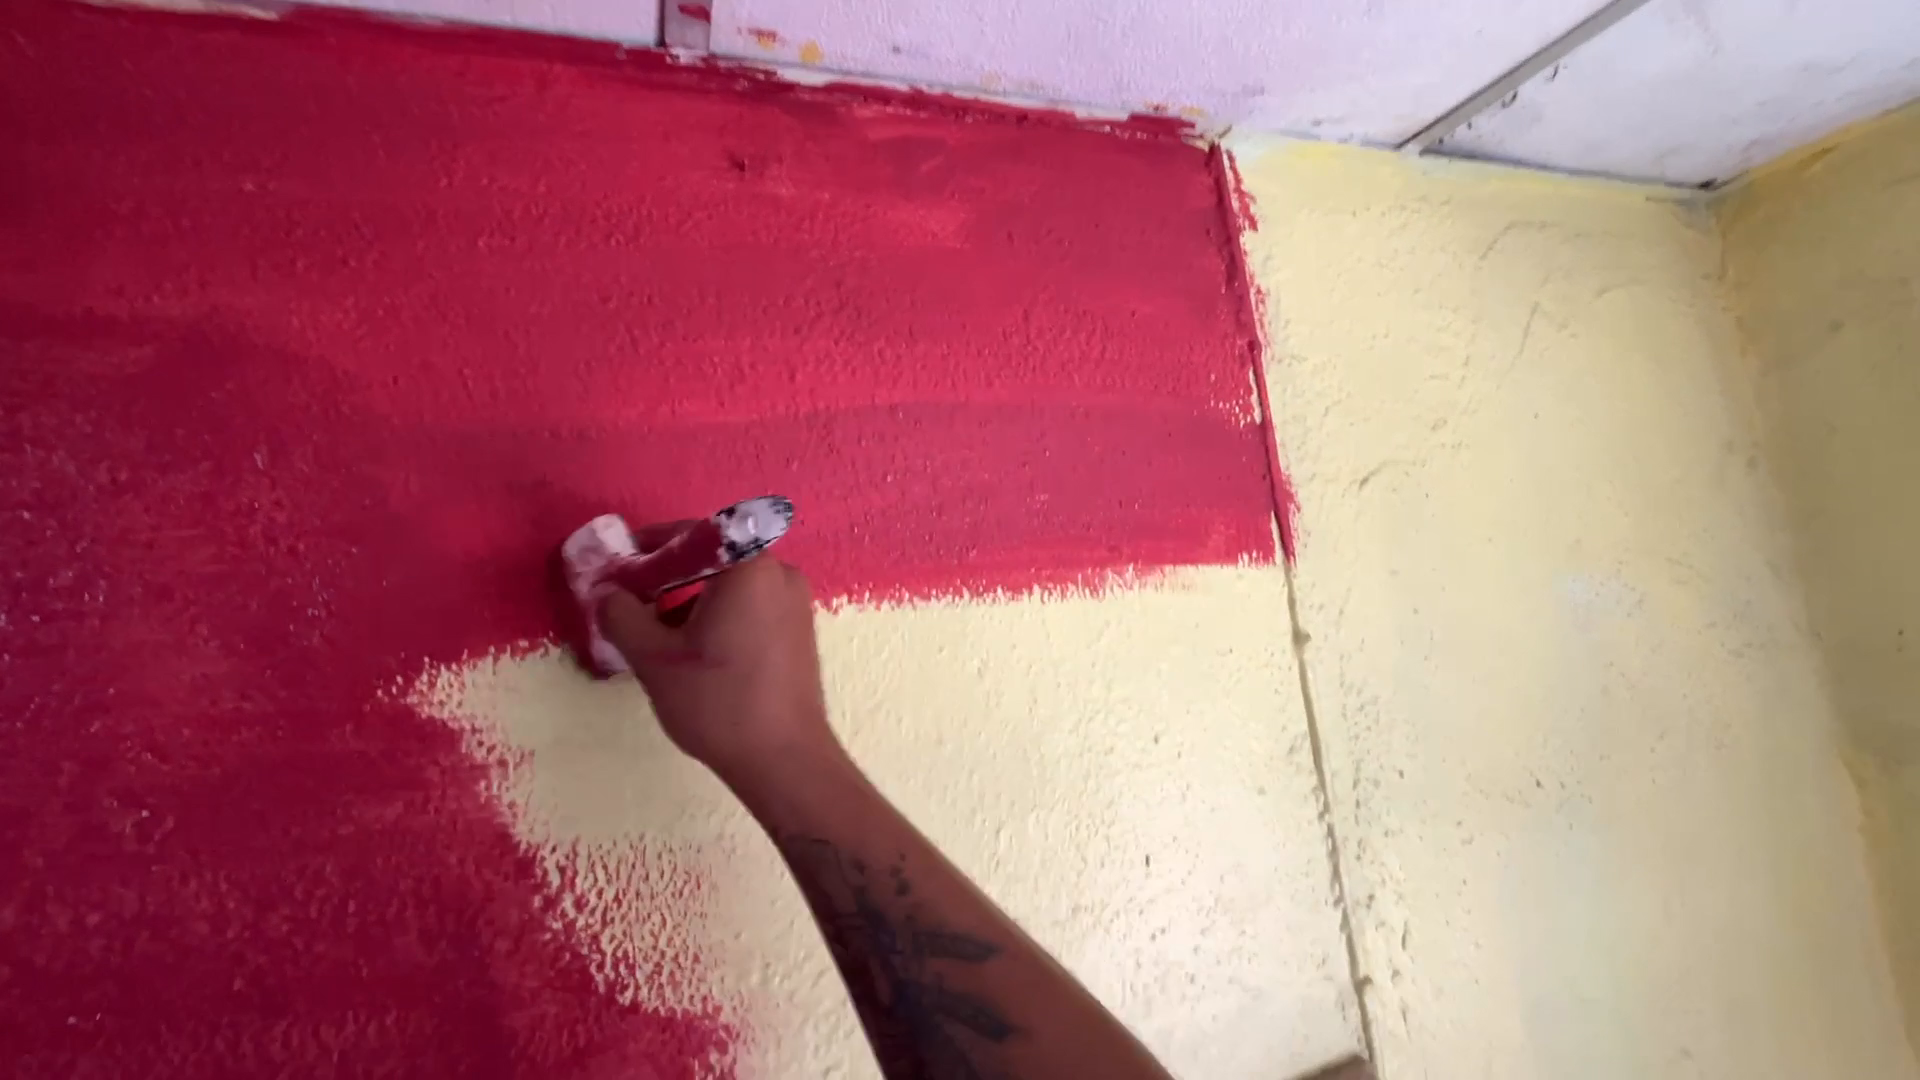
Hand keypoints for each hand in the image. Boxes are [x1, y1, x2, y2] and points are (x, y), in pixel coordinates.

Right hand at [599, 534, 837, 786]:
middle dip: (669, 575)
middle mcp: (780, 573)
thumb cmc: (717, 701)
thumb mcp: (654, 657)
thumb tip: (607, 591)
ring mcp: (796, 602)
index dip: (650, 545)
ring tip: (654, 631)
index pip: (693, 535)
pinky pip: (752, 605)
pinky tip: (692, 648)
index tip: (619, 562)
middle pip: (714, 559)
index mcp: (750, 567)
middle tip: (630, 599)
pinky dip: (719, 614)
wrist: (783, 757)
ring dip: (691, 598)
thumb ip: (621, 614)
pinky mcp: (799, 629)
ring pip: (732, 585)